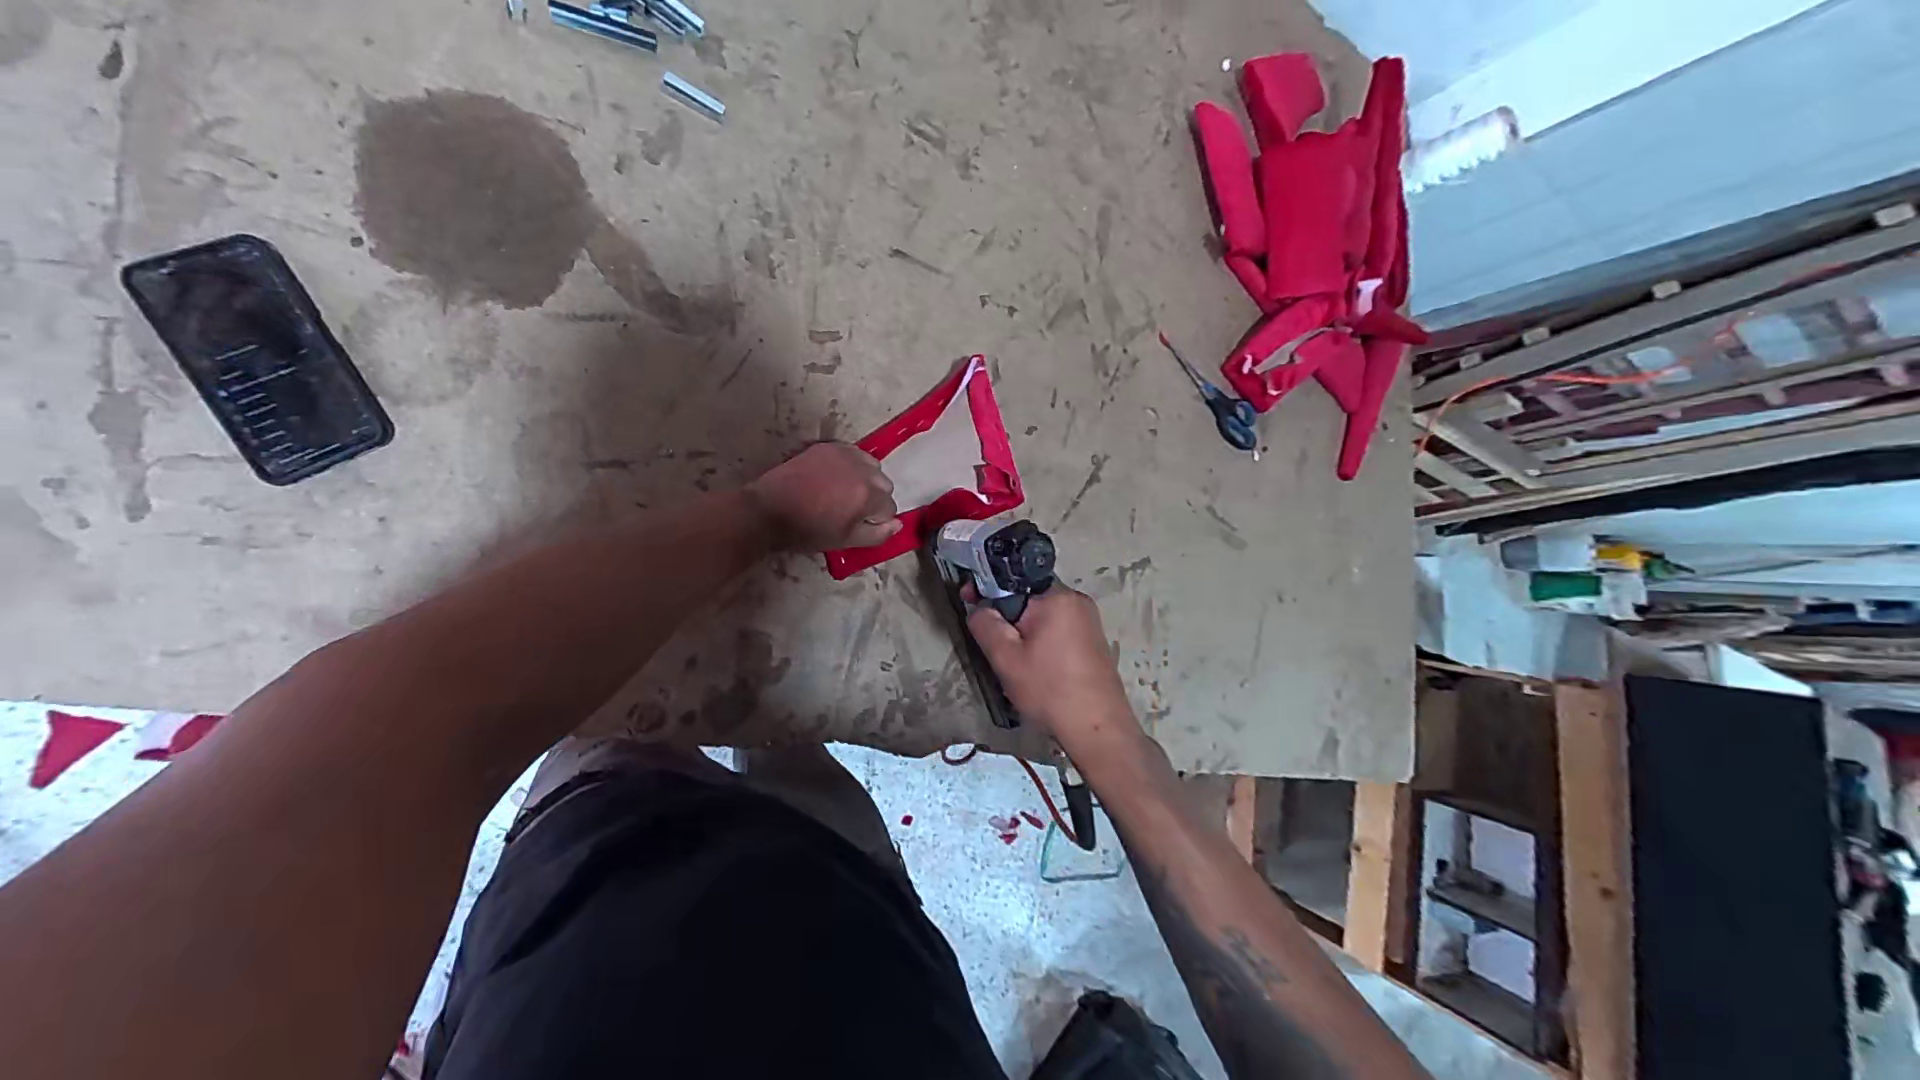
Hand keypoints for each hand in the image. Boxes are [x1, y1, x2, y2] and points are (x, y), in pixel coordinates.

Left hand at [745, 442, 900, 552]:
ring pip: (872, 466)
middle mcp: (862, 470)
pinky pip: (853, 453)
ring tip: (844, 491)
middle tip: (851, 509)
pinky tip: (835, 476)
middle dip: (874, 497)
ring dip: (865, 478)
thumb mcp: (845, 541)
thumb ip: (878, 534)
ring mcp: (845, 455)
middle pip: (884, 484)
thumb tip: (898, 523)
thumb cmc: (808, 530)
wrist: (769, 510)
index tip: (858, 524)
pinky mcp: (828, 447)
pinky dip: (851, 464)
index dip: (876, 520)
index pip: (890, 508)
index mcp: (868, 495)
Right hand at [965, 585, 1143, 759]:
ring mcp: (1089, 623)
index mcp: (1057, 597)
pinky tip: (1040, 674)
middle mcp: (1077, 602)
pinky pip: (1058, 634)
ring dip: (1026, 638)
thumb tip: (979, 608)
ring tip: (1020, 669)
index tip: (969, 604)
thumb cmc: (1049, 689)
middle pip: (1028, 603)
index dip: (987, 594)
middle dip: (1009, 622)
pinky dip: (1043, 648)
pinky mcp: (1094, 643)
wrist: (1097, 729)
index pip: (1012, 583)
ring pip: (1042, 621)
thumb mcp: (1005, 658)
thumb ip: (985, 624)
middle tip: (998, 652)